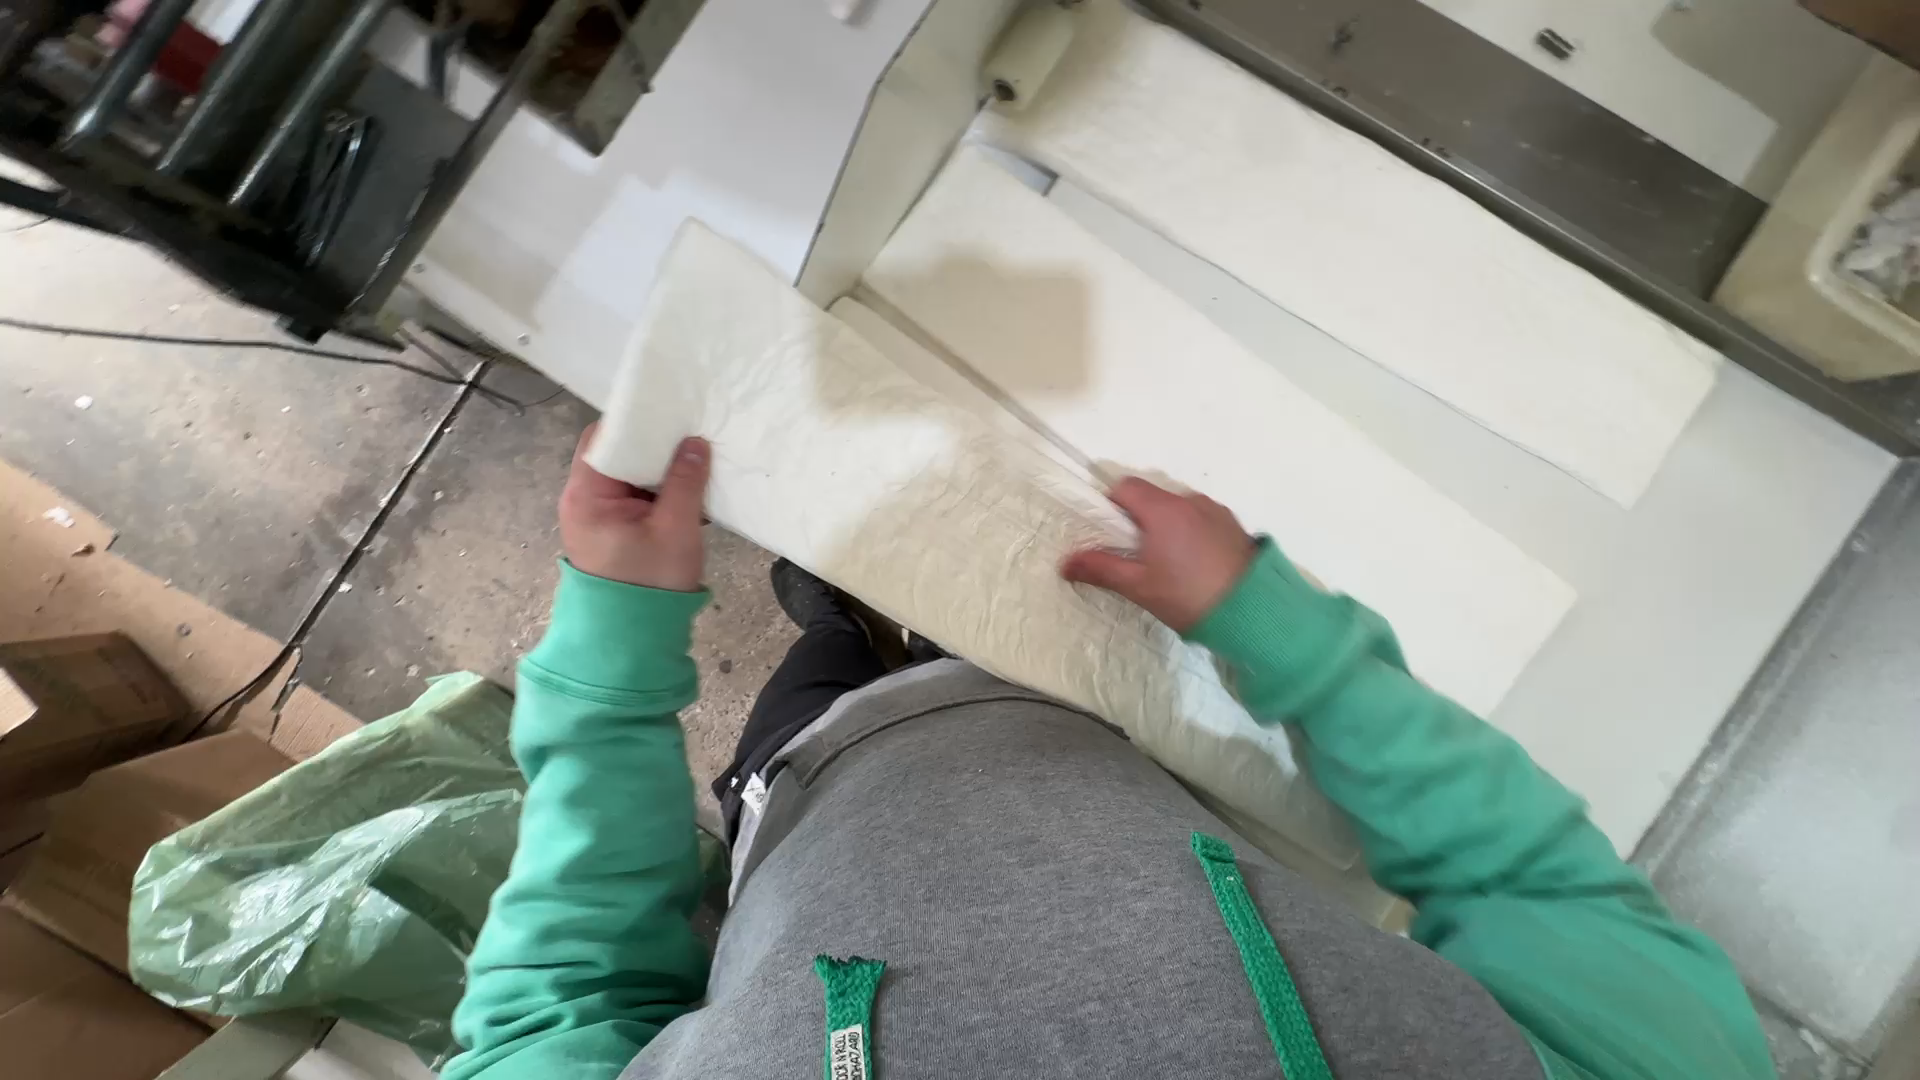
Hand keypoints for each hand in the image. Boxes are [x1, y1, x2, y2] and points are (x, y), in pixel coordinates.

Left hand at [559, 424, 710, 590]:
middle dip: (654, 446)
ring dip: (660, 470)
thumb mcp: (676, 529)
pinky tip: (688, 487)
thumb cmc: (652, 582)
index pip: (603, 439)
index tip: (671, 414)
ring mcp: (597, 516)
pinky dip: (659, 490)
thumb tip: (694, 443)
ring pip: (629, 476)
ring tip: (694, 458)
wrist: (634, 637)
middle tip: (690, 434)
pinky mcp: (613, 530)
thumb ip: (685, 482)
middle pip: (617, 455)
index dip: (635, 423)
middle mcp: (583, 500)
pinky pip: (636, 497)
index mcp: (586, 495)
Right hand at [1061, 477, 1256, 632]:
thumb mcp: (1139, 587)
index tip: (1109, 535)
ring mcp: (1216, 511)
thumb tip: (1064, 563)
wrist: (1256, 613)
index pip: (1125, 487)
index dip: (1111, 505)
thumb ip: (1101, 569)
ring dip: (1166, 526)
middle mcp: (1190, 501)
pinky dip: (1190, 533)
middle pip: (1151, 497)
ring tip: (1169, 564)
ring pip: (1177, 508)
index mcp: (1163, 510)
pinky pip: (1201, 519)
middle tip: (1136, 556)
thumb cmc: (1189, 596)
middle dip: (1137, 519)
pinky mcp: (1235, 526)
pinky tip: (1195, 564)